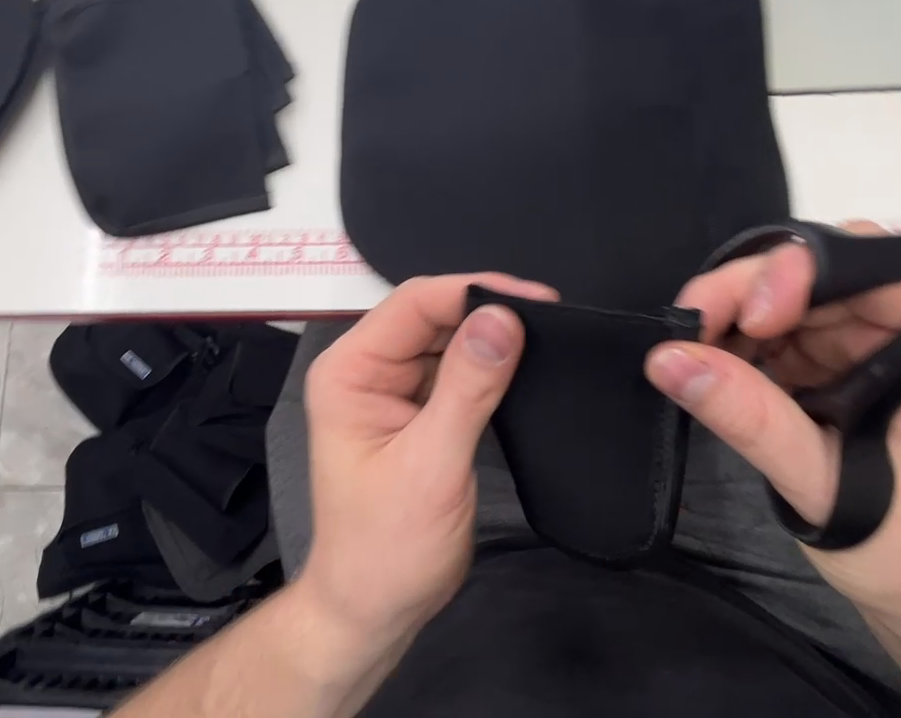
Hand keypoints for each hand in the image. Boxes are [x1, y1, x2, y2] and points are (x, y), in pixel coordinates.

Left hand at [295, 273, 555, 647]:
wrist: (374, 609)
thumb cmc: (388, 547)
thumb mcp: (432, 464)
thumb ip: (467, 388)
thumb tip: (503, 318)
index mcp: (349, 370)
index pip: (413, 304)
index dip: (474, 291)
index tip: (536, 298)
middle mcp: (365, 369)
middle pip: (429, 315)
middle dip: (485, 311)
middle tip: (550, 316)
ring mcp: (388, 389)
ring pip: (444, 339)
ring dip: (488, 337)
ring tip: (544, 335)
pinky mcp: (413, 410)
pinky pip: (452, 370)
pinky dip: (486, 366)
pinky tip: (520, 365)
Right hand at [643, 228, 900, 643]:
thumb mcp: (825, 488)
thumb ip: (750, 418)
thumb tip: (666, 357)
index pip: (874, 268)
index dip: (806, 272)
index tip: (753, 318)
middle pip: (816, 272)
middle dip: (747, 288)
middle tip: (689, 323)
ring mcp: (862, 345)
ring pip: (785, 293)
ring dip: (729, 312)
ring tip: (687, 345)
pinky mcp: (827, 363)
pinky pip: (771, 328)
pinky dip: (730, 339)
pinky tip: (704, 360)